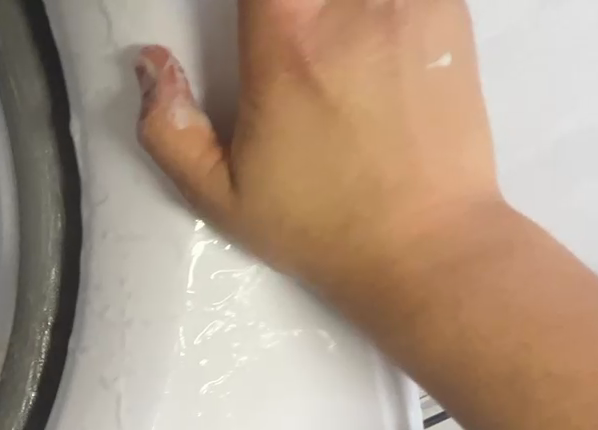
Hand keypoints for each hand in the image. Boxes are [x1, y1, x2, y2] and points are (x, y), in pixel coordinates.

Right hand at [134, 0, 506, 304]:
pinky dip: (365, 5)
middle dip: (280, 3)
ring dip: (320, 6)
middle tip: (268, 29)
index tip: (238, 16)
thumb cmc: (311, 223)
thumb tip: (149, 62)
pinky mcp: (448, 7)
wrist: (418, 238)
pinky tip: (357, 37)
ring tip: (310, 38)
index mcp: (286, 48)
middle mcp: (352, 7)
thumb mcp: (217, 196)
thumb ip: (169, 130)